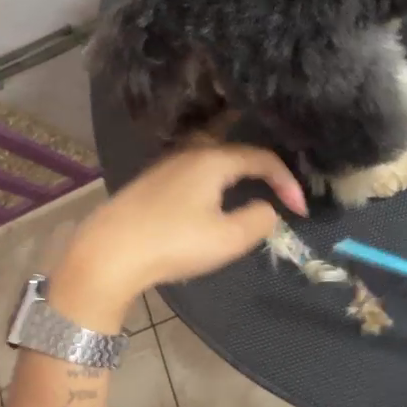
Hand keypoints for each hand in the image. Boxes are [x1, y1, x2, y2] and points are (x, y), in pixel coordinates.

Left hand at [56, 145, 307, 308]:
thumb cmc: (173, 243)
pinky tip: (213, 203)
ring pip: (213, 161)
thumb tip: (268, 209)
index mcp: (213, 160)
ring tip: (252, 195)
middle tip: (280, 192)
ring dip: (238, 176)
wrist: (106, 254)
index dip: (287, 182)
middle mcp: (190, 154)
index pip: (262, 159)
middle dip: (263, 170)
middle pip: (236, 152)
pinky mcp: (150, 184)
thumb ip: (260, 220)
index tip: (300, 210)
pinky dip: (216, 182)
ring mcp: (166, 167)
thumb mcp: (228, 238)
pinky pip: (195, 173)